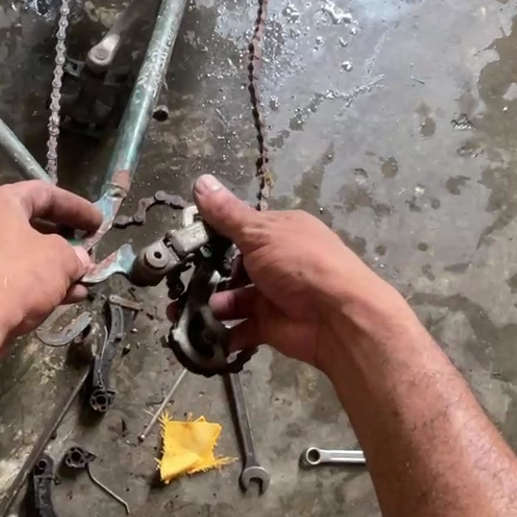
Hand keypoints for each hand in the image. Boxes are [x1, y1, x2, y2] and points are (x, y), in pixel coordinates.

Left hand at [0, 180, 100, 353]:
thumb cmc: (18, 276)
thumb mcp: (60, 259)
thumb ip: (76, 254)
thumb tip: (80, 260)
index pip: (44, 193)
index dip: (77, 206)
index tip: (98, 222)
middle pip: (31, 227)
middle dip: (65, 242)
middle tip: (88, 254)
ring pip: (22, 257)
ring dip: (54, 270)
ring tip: (82, 283)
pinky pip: (9, 279)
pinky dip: (35, 286)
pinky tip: (62, 300)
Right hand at [193, 174, 396, 367]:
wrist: (337, 318)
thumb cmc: (299, 265)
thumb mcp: (260, 232)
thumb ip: (226, 214)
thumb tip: (200, 181)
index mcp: (279, 232)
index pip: (238, 231)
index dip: (211, 238)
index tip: (184, 247)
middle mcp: (276, 262)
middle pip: (231, 268)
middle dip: (206, 277)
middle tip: (179, 286)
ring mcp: (272, 296)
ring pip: (231, 300)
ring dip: (212, 306)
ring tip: (192, 313)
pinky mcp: (269, 326)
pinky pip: (239, 329)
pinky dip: (222, 334)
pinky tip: (204, 336)